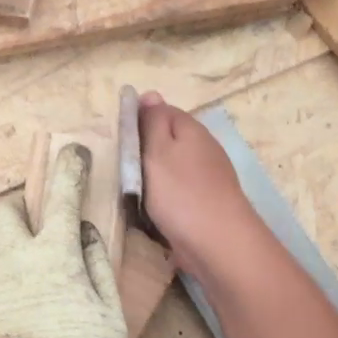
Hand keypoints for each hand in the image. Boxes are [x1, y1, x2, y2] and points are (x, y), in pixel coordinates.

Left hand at [0, 145, 127, 337]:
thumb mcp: (109, 314)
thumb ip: (98, 267)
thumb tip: (89, 235)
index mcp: (53, 252)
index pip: (62, 196)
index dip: (70, 170)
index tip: (73, 153)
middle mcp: (12, 255)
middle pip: (6, 213)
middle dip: (21, 213)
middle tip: (39, 231)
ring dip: (5, 245)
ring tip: (23, 269)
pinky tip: (8, 296)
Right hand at [138, 92, 262, 273]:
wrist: (218, 243)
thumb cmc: (180, 193)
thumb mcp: (157, 151)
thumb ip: (152, 122)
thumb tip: (150, 94)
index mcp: (191, 129)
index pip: (162, 111)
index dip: (139, 122)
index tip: (119, 141)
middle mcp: (204, 148)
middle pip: (168, 140)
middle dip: (146, 151)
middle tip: (122, 168)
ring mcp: (208, 177)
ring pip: (173, 167)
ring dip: (153, 176)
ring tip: (134, 190)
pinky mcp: (206, 202)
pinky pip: (179, 191)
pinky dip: (164, 197)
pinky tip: (154, 209)